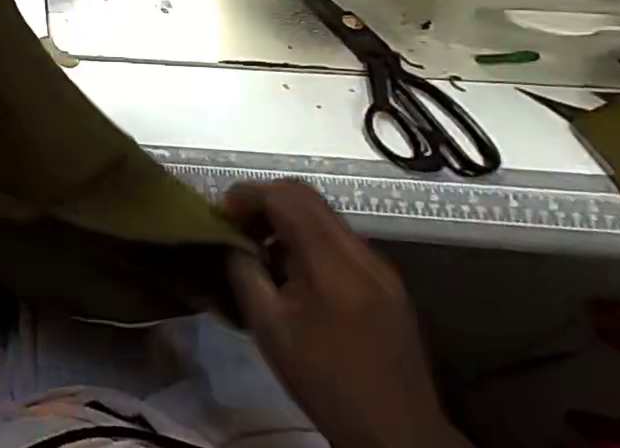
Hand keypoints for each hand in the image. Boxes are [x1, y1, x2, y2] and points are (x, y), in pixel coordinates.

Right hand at [224, 181, 471, 447]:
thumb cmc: (324, 381)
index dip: (246, 195)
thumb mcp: (268, 327)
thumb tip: (229, 238)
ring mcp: (380, 267)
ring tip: (259, 245)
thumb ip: (243, 270)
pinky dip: (307, 234)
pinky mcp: (387, 281)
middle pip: (305, 195)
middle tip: (236, 222)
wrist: (397, 433)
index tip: (221, 214)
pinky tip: (291, 266)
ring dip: (286, 216)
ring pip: (323, 213)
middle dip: (264, 199)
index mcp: (332, 266)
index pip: (284, 199)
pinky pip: (338, 237)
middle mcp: (362, 256)